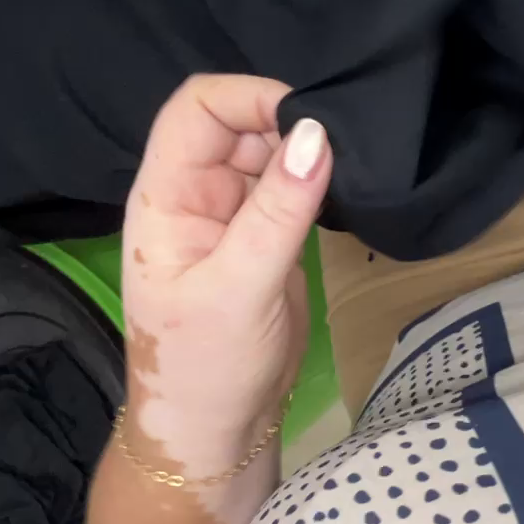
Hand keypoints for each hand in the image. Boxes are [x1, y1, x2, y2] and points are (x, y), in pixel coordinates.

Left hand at [120, 75, 330, 472]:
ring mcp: (235, 217)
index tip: (310, 115)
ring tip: (355, 162)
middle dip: (288, 123)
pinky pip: (291, 190)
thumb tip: (318, 134)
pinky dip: (318, 181)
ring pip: (270, 155)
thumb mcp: (240, 287)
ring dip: (308, 152)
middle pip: (239, 125)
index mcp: (168, 196)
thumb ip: (278, 211)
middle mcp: (199, 195)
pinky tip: (347, 187)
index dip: (248, 97)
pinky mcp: (268, 239)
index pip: (197, 110)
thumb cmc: (208, 364)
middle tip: (346, 142)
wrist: (219, 426)